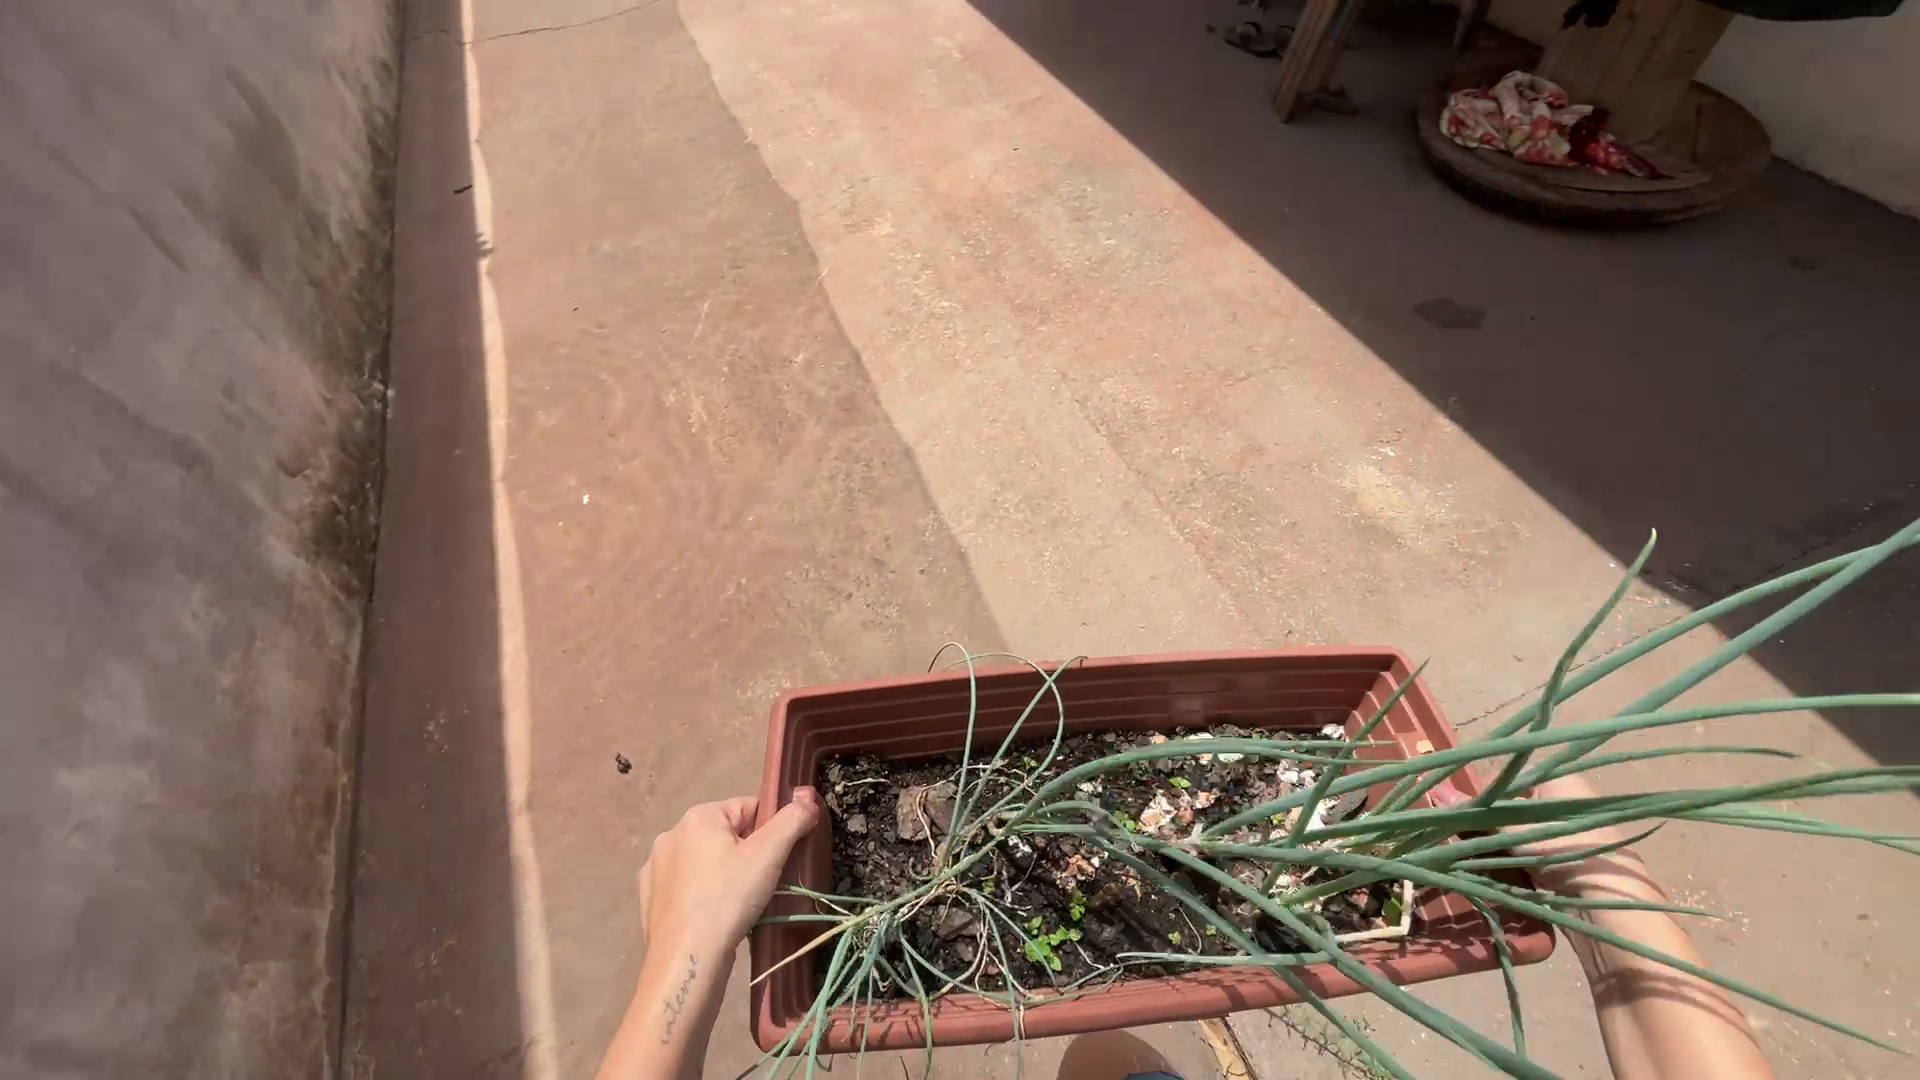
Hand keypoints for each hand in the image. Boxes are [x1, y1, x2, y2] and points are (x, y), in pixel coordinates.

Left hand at [637, 788, 822, 952]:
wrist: (686, 960)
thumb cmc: (729, 899)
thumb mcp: (770, 854)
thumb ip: (793, 819)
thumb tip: (807, 796)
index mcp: (699, 816)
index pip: (749, 809)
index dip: (769, 833)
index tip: (774, 861)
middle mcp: (672, 834)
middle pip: (726, 835)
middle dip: (745, 854)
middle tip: (759, 884)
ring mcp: (655, 868)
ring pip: (705, 861)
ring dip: (722, 873)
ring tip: (737, 904)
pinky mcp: (648, 898)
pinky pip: (686, 885)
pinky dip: (701, 894)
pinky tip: (712, 915)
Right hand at [1430, 772, 1640, 895]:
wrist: (1610, 906)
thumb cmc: (1562, 849)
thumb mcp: (1510, 826)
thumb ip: (1472, 809)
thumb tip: (1434, 789)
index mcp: (1560, 780)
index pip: (1510, 774)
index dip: (1484, 790)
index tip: (1463, 808)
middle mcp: (1569, 801)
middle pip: (1514, 803)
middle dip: (1488, 819)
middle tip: (1465, 834)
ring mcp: (1573, 833)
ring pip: (1520, 830)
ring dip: (1497, 841)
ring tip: (1476, 854)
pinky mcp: (1573, 860)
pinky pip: (1532, 851)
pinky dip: (1513, 858)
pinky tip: (1497, 869)